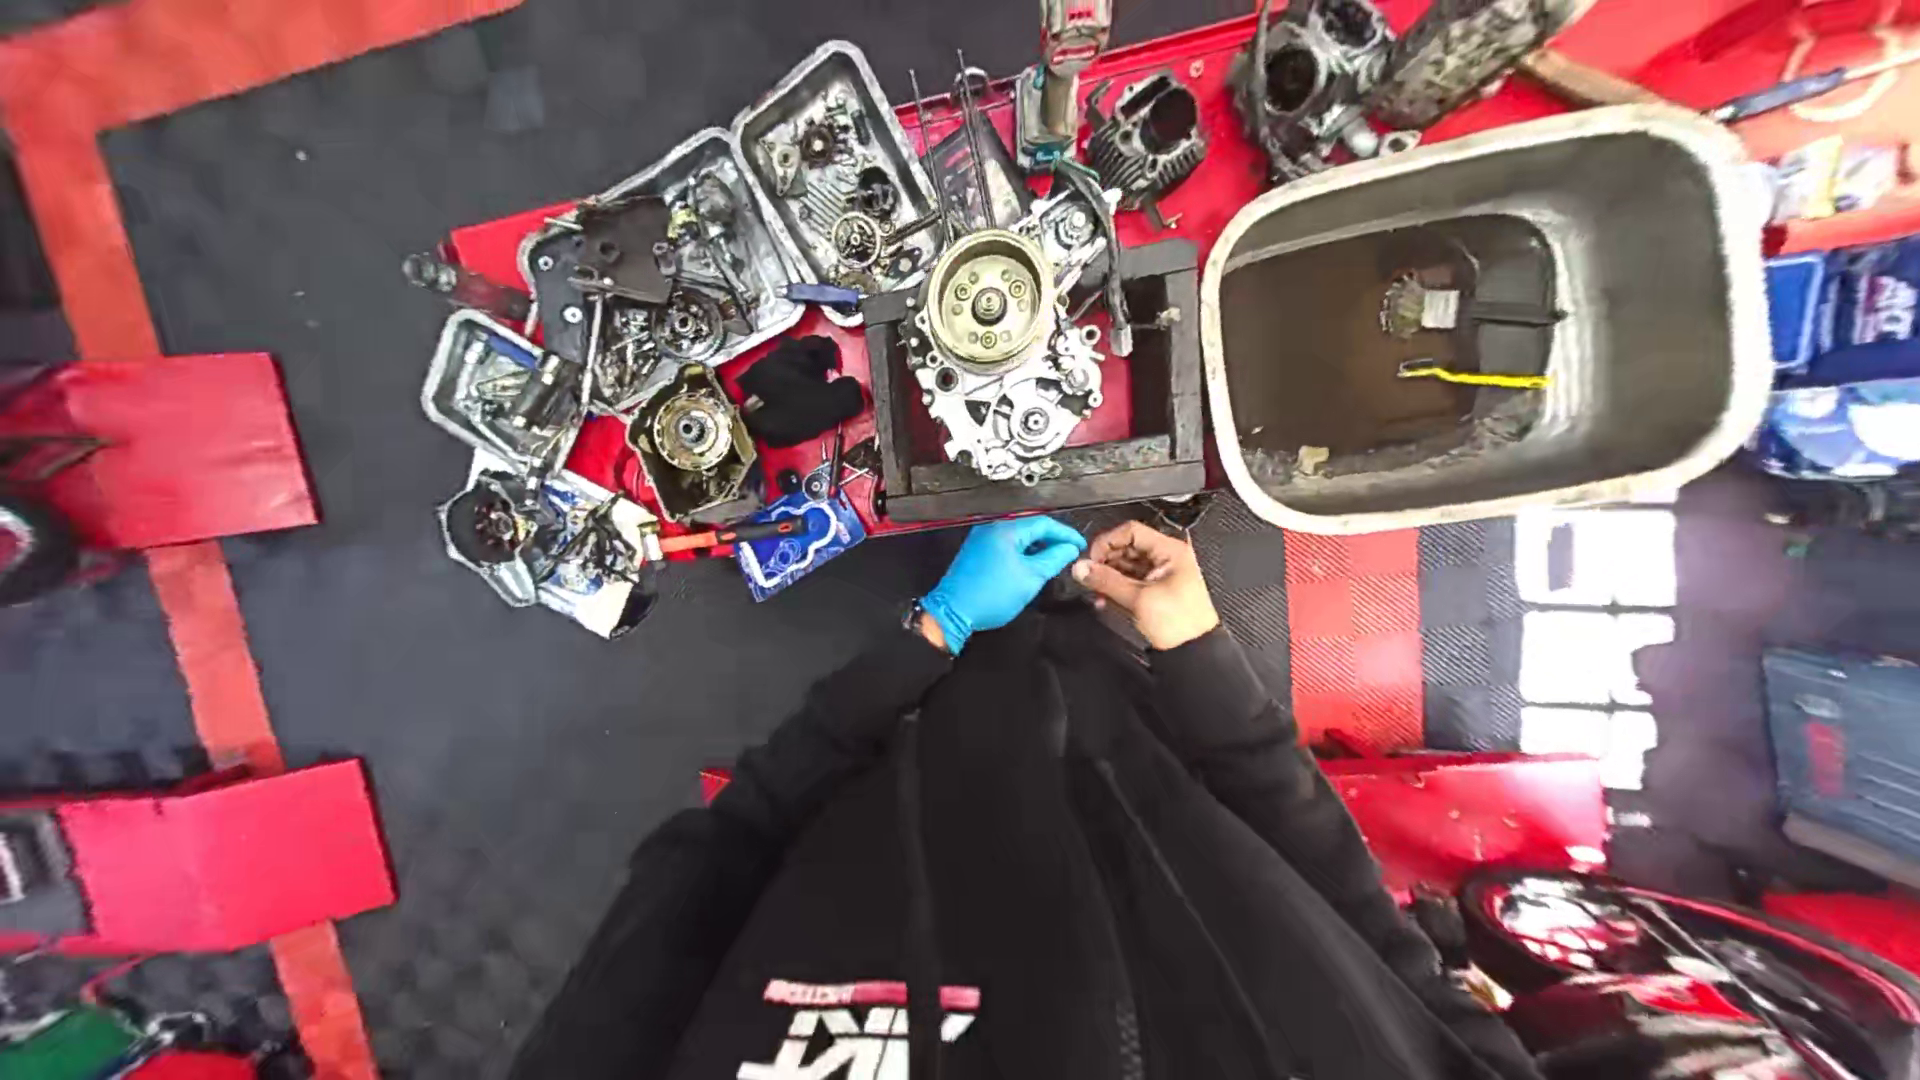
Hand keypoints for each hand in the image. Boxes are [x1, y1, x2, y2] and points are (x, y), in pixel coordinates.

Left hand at [920, 517, 1086, 653]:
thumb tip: (1069, 549)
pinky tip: (1032, 565)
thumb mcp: (1031, 577)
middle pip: (1030, 526)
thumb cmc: (991, 595)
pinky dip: (1023, 552)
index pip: (1044, 523)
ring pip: (1018, 536)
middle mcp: (992, 528)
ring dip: (1038, 546)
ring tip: (1054, 560)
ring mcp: (982, 539)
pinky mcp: (977, 551)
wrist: (953, 612)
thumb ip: (1054, 559)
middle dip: (1052, 539)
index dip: (1066, 534)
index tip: (1080, 546)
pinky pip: (1006, 545)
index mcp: (1005, 529)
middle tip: (1070, 553)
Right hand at [1072, 521, 1219, 649]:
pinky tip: (1105, 598)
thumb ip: (1105, 580)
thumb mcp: (1137, 599)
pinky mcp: (1154, 589)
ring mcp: (1160, 574)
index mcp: (1170, 551)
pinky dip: (1115, 587)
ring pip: (1125, 565)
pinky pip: (1129, 580)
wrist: (1193, 652)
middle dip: (1105, 562)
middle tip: (1090, 576)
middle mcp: (1166, 558)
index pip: (1131, 531)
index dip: (1107, 542)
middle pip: (1126, 547)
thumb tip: (1081, 568)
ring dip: (1108, 576)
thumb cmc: (1179, 624)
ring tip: (1097, 591)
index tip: (1092, 559)